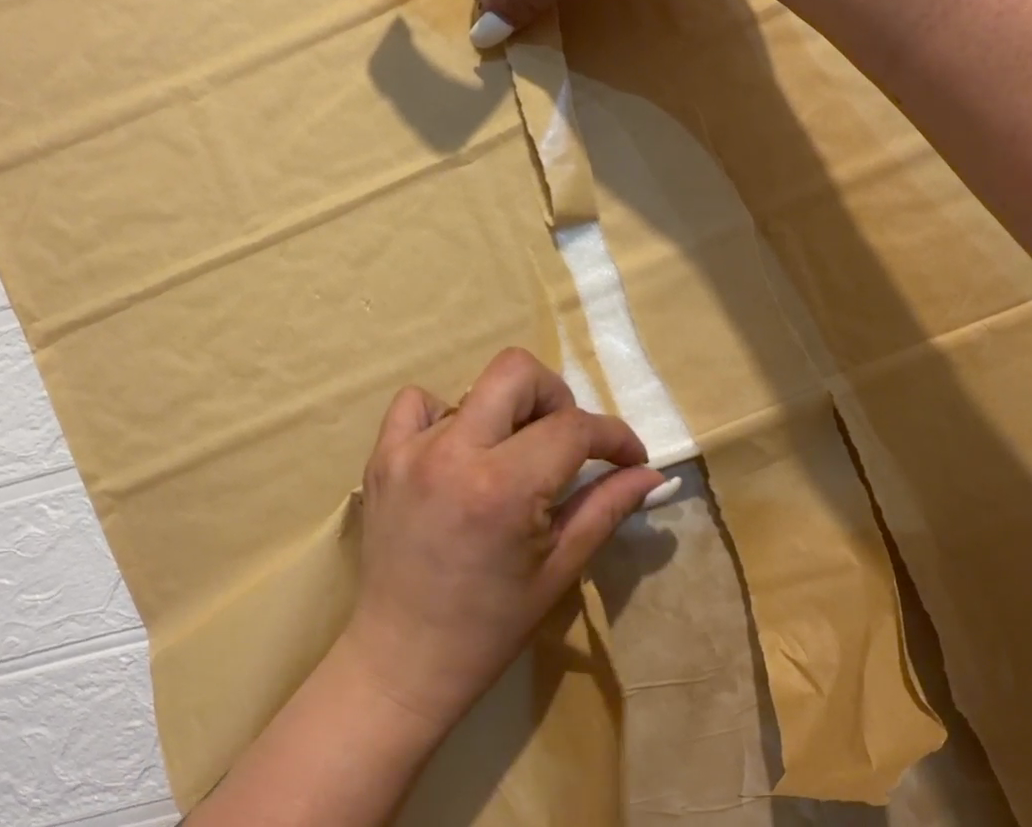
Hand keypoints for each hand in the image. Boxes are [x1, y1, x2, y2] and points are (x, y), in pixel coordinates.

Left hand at [337, 347, 664, 727]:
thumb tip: (651, 474)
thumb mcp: (560, 568)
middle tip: (565, 442)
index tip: (628, 457)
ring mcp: (409, 451)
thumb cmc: (491, 625)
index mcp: (503, 487)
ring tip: (508, 459)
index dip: (613, 436)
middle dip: (556, 397)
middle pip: (517, 371)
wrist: (405, 659)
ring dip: (503, 413)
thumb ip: (606, 508)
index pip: (573, 428)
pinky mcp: (380, 457)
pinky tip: (456, 453)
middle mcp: (453, 453)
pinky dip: (444, 416)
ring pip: (471, 387)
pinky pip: (416, 403)